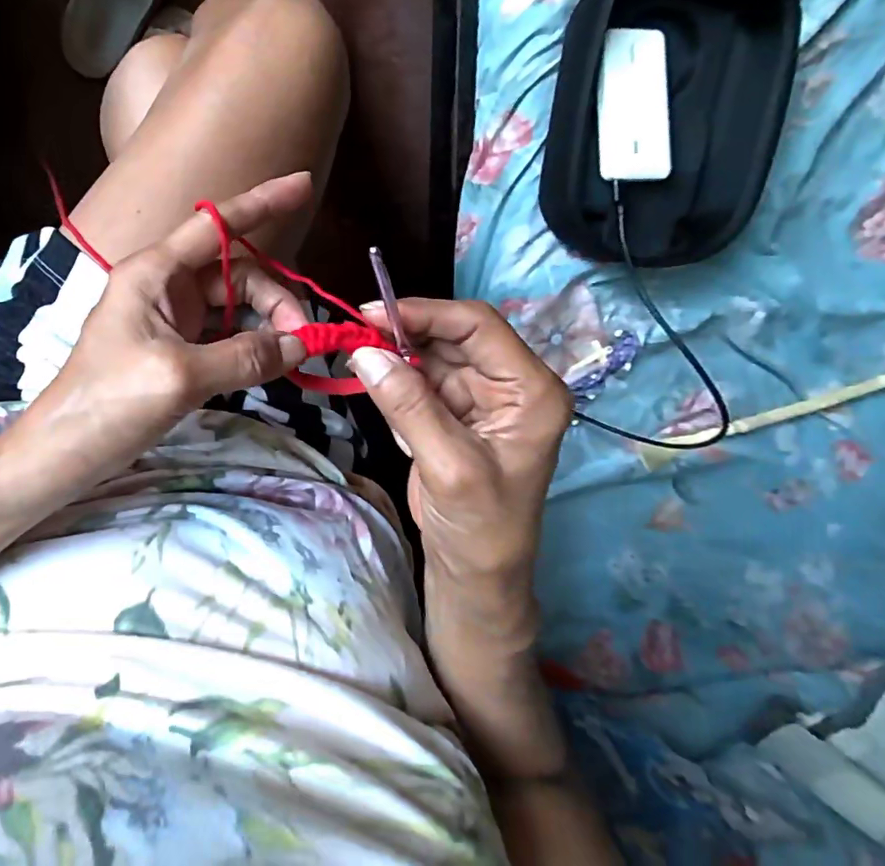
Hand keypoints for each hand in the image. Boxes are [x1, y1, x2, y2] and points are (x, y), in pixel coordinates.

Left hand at [0, 174, 316, 502]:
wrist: (63, 451)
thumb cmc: (110, 403)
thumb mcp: (180, 377)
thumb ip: (243, 357)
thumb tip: (299, 346)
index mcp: (153, 272)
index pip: (215, 225)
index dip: (260, 203)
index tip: (304, 185)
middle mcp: (161, 286)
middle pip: (233, 272)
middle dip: (273, 296)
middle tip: (302, 338)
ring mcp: (167, 319)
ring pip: (231, 305)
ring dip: (264, 323)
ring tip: (291, 354)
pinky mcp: (171, 349)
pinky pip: (220, 334)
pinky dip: (247, 344)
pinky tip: (269, 362)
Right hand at [349, 299, 570, 597]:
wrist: (474, 572)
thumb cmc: (481, 525)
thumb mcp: (448, 465)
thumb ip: (409, 405)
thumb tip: (364, 353)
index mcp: (530, 389)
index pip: (478, 326)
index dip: (425, 312)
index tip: (371, 314)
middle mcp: (509, 384)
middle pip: (452, 335)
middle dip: (403, 332)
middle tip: (353, 335)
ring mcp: (478, 397)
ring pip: (430, 354)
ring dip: (393, 355)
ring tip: (357, 359)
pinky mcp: (451, 412)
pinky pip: (417, 379)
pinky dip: (393, 380)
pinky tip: (376, 391)